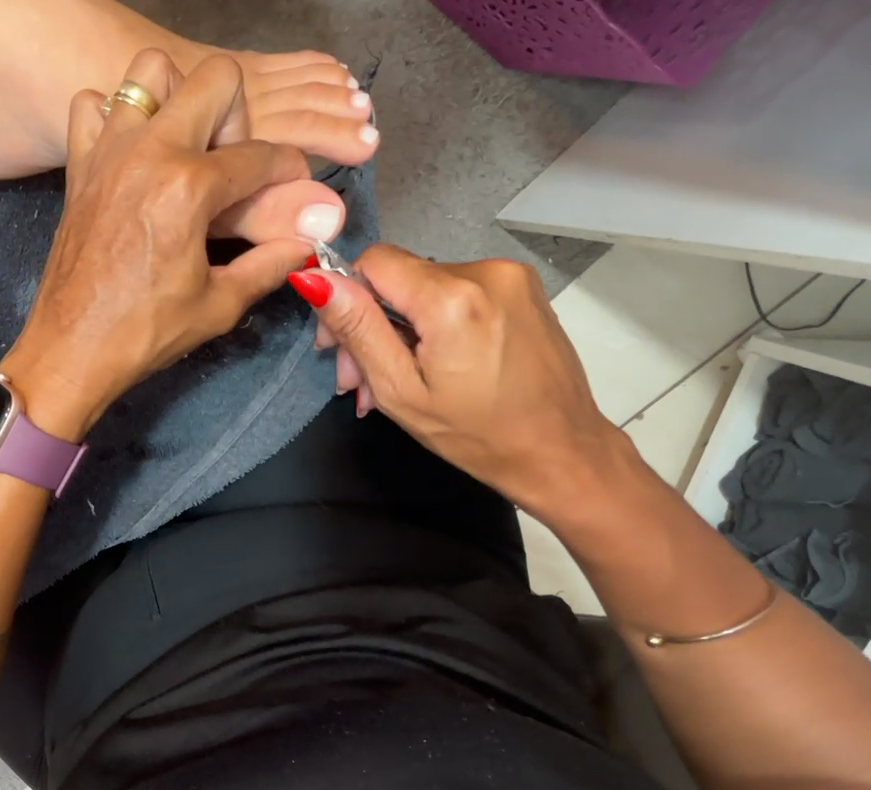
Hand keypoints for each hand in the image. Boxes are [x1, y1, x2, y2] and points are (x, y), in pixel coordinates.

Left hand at [1, 49, 333, 437]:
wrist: (71, 352)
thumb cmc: (142, 335)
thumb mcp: (218, 306)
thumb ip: (269, 264)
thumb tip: (307, 242)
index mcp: (188, 187)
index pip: (261, 155)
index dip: (288, 172)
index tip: (290, 188)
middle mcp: (149, 153)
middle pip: (217, 79)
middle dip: (237, 116)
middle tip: (228, 167)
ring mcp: (108, 153)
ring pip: (150, 71)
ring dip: (176, 97)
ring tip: (181, 150)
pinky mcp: (79, 167)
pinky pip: (91, 105)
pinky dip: (112, 116)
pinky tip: (129, 156)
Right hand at [287, 244, 625, 513]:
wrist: (558, 448)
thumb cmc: (474, 434)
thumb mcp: (399, 390)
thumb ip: (358, 329)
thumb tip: (313, 278)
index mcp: (451, 298)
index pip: (374, 261)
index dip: (346, 297)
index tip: (339, 346)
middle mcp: (485, 271)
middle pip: (398, 279)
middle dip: (370, 324)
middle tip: (359, 381)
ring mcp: (509, 276)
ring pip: (424, 288)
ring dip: (399, 329)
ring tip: (397, 381)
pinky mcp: (521, 288)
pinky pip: (455, 294)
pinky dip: (432, 325)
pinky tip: (431, 365)